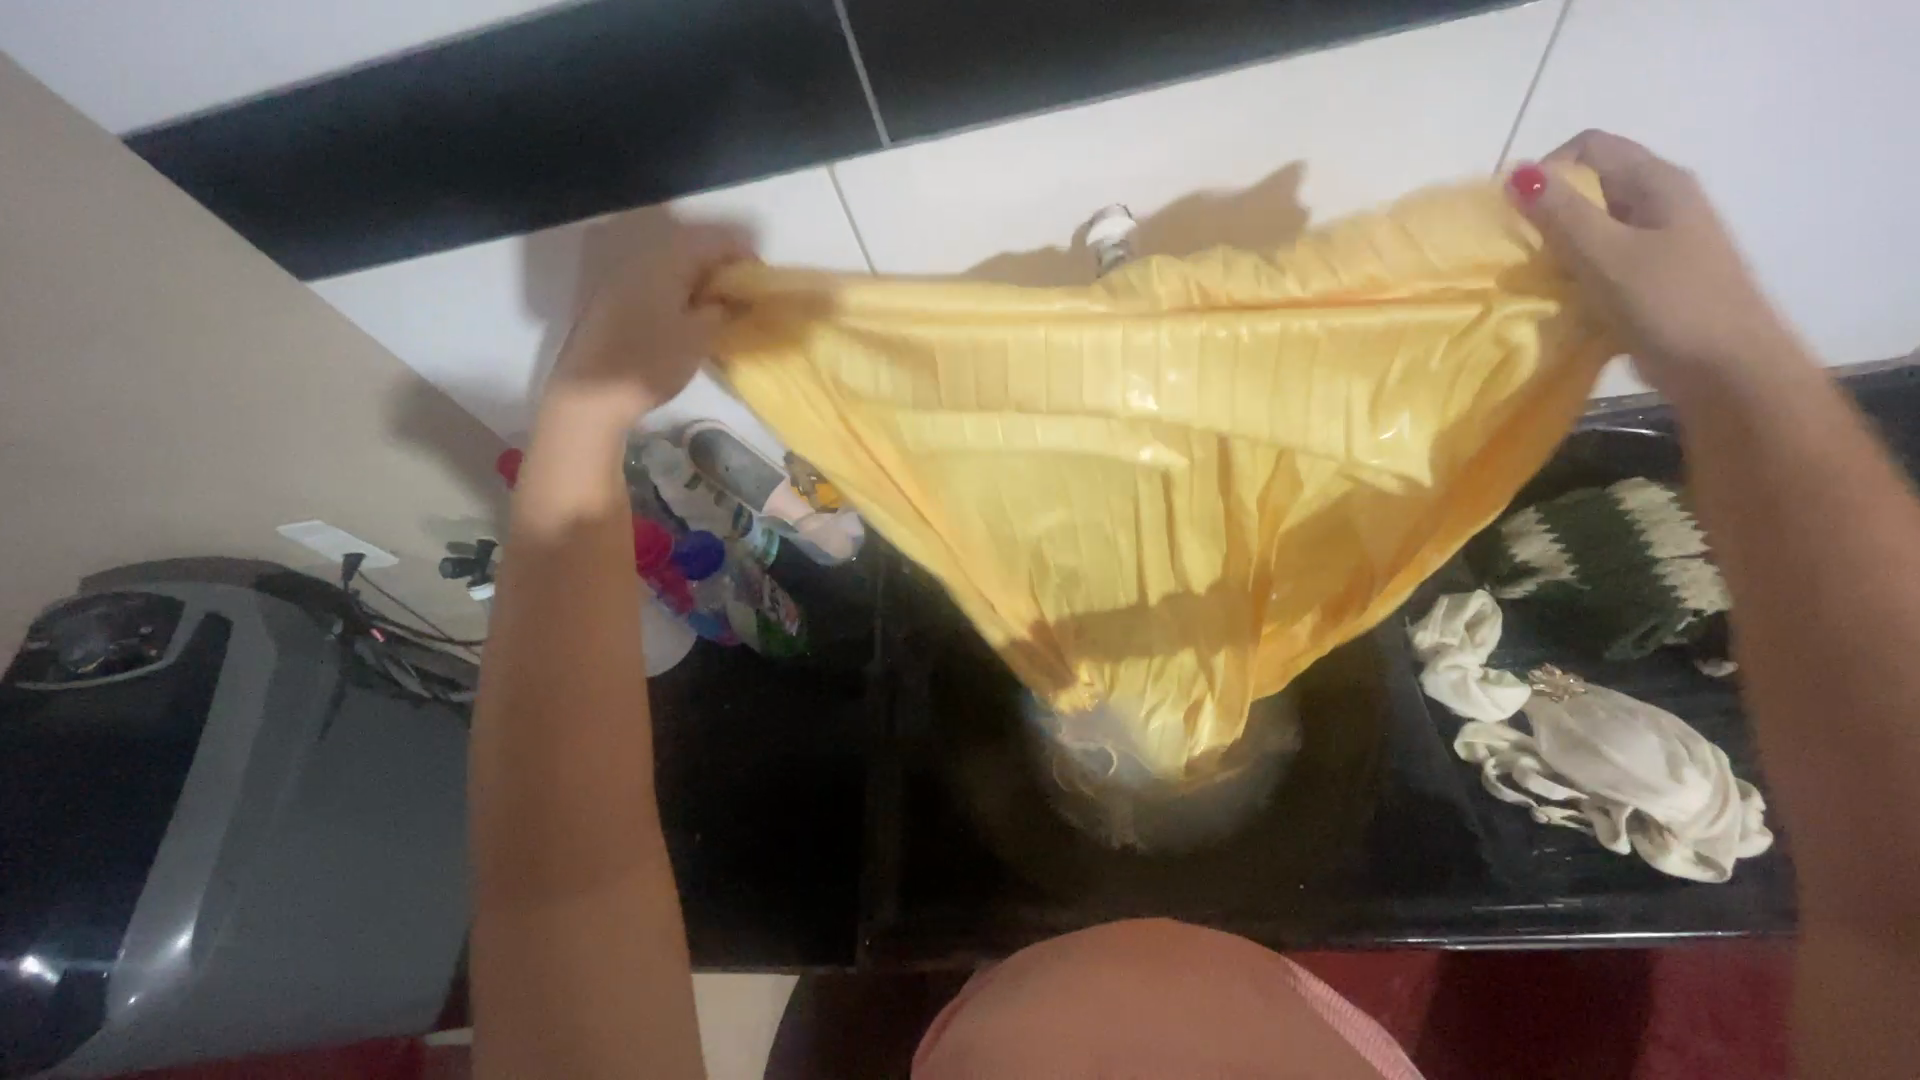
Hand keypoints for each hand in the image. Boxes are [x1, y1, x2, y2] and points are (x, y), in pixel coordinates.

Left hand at [547, 221, 754, 423]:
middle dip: (722, 266)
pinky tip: (688, 316)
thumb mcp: (700, 338)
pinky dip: (679, 290)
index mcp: (666, 260)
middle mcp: (642, 258)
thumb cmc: (650, 362)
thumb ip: (723, 310)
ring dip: (700, 279)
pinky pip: (656, 280)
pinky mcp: (613, 298)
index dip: (744, 255)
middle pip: (692, 247)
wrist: (591, 395)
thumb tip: (736, 297)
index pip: (715, 240)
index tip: (762, 283)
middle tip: (742, 296)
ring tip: (719, 308)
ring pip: (673, 264)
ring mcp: (623, 277)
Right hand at [1509, 130, 1803, 397]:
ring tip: (1534, 276)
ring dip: (1556, 245)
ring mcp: (1658, 238)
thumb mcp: (1605, 254)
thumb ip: (1560, 212)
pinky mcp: (1649, 274)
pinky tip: (1559, 295)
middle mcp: (1660, 200)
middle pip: (1589, 184)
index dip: (1545, 170)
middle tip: (1517, 250)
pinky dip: (1572, 269)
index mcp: (1657, 182)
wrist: (1724, 366)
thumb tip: (1517, 173)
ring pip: (1591, 224)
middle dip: (1546, 210)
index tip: (1514, 214)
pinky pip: (1599, 257)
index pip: (1589, 147)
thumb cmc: (1667, 303)